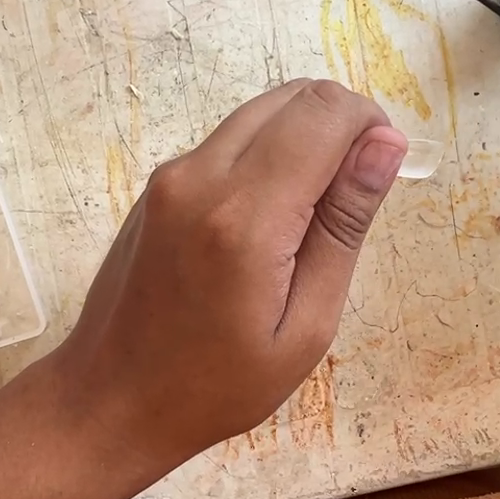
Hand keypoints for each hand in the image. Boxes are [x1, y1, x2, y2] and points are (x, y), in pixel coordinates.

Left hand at [46, 79, 406, 467]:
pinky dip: (262, 160)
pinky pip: (225, 144)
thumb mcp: (305, 326)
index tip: (379, 175)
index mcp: (244, 217)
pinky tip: (261, 228)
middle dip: (339, 128)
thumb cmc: (218, 385)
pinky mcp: (154, 188)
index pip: (325, 112)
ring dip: (300, 143)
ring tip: (305, 222)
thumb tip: (386, 145)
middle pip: (292, 98)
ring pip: (258, 114)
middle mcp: (199, 177)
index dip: (370, 127)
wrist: (113, 400)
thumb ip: (343, 227)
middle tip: (347, 201)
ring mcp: (168, 178)